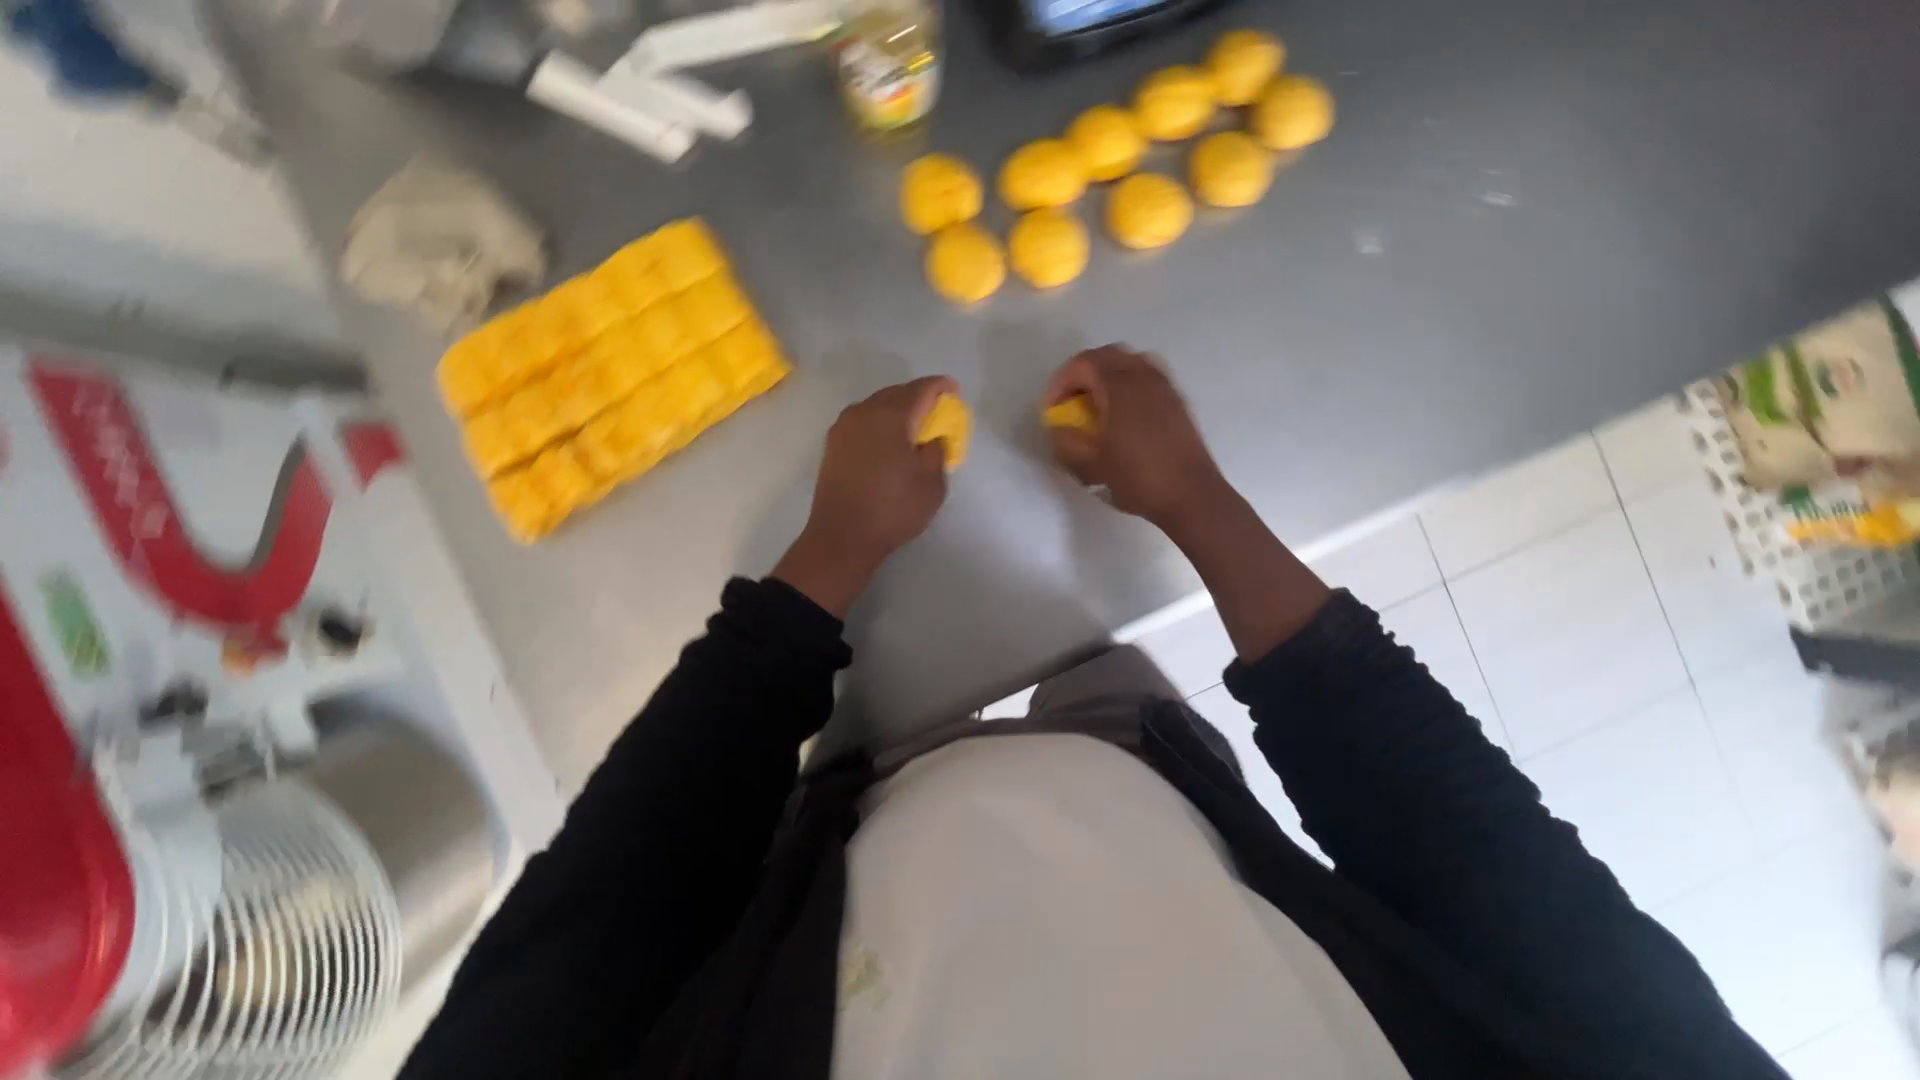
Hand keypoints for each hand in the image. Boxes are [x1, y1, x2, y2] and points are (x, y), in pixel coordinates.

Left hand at [772, 375, 956, 615]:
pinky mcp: (832, 444)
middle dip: (917, 396)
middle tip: (935, 409)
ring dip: (896, 408)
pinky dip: (878, 421)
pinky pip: (861, 420)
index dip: (940, 386)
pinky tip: (887, 438)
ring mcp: (844, 427)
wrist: (842, 536)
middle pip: (896, 392)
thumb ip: (937, 451)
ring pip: (876, 405)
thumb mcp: (932, 484)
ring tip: (912, 423)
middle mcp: (864, 412)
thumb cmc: (893, 509)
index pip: (921, 389)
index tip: (954, 389)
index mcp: (892, 417)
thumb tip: (931, 438)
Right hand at [1043, 345, 1227, 531]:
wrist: (1192, 496)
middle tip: (1071, 401)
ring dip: (1108, 376)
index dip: (1060, 382)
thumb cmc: (1139, 479)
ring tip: (1098, 404)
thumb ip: (1066, 443)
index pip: (1083, 363)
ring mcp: (1165, 386)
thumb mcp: (1090, 467)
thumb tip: (1059, 428)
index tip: (1052, 409)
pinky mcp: (1178, 401)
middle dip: (1082, 373)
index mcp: (1121, 386)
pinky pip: (1148, 377)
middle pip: (1107, 355)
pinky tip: (1124, 415)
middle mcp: (1145, 376)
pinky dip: (1129, 385)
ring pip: (1131, 362)